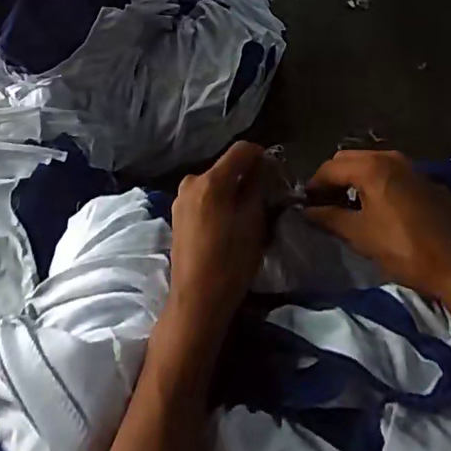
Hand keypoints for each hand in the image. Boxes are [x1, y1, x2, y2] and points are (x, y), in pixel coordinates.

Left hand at [168, 141, 270, 331]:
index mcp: (211, 180)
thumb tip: (261, 166)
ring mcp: (181, 197)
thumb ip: (257, 185)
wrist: (196, 301)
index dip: (261, 156)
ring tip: (245, 213)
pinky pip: (204, 196)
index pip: (242, 149)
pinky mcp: (177, 213)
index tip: (273, 173)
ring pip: (215, 181)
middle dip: (246, 175)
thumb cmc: (231, 261)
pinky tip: (226, 223)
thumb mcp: (253, 221)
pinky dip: (218, 201)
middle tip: (262, 197)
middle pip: (226, 166)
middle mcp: (192, 181)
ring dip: (231, 189)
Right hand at [302, 150, 450, 301]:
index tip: (305, 201)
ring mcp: (413, 168)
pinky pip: (394, 174)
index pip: (331, 167)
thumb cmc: (405, 249)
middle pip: (351, 159)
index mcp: (373, 167)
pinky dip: (380, 183)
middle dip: (335, 177)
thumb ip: (330, 218)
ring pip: (374, 164)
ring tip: (348, 204)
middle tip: (324, 202)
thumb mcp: (361, 235)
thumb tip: (308, 210)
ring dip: (357, 178)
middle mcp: (392, 158)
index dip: (315, 183)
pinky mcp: (428, 182)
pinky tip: (380, 207)